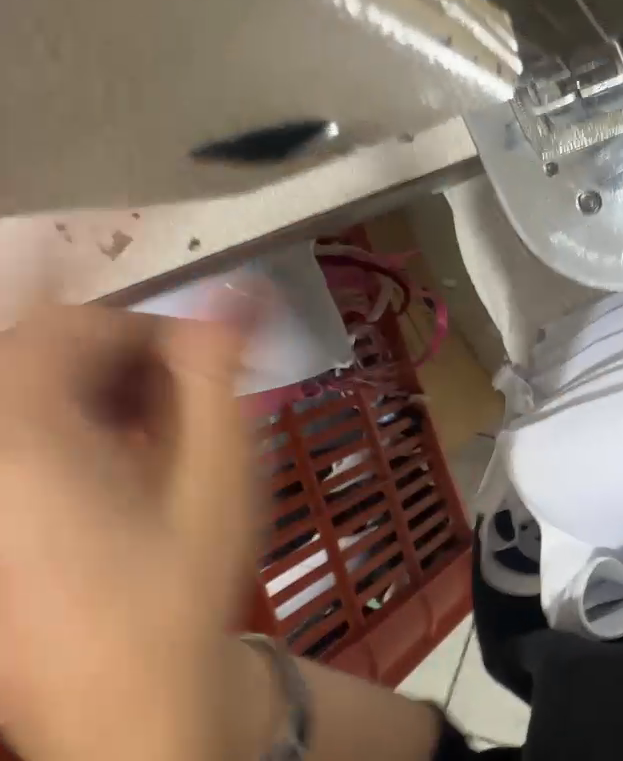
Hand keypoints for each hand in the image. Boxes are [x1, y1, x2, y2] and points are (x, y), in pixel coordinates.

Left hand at [0, 293, 260, 760]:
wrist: (122, 693)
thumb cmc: (180, 581)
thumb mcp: (220, 473)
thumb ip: (216, 377)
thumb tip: (234, 296)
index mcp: (24, 438)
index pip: (64, 325)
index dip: (144, 324)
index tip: (207, 357)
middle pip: (35, 357)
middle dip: (124, 360)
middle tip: (194, 398)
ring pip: (25, 397)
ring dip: (101, 394)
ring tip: (165, 436)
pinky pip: (19, 439)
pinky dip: (73, 430)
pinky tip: (124, 467)